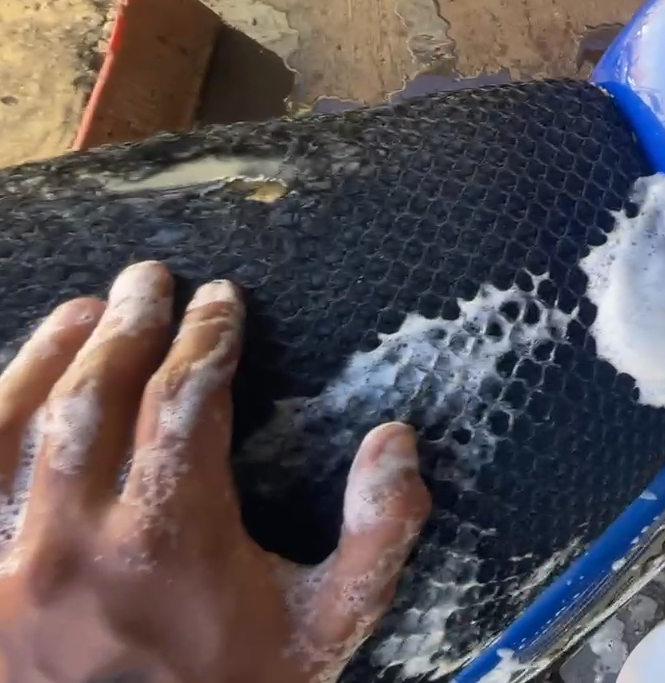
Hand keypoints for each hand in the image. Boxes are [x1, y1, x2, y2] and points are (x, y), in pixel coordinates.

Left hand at [0, 262, 430, 682]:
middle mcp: (66, 545)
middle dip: (126, 329)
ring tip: (79, 312)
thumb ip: (384, 528)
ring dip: (40, 362)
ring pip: (2, 438)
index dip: (206, 338)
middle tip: (150, 277)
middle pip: (89, 404)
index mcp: (168, 538)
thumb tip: (395, 436)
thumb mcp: (338, 617)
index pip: (185, 404)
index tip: (224, 297)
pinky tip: (3, 392)